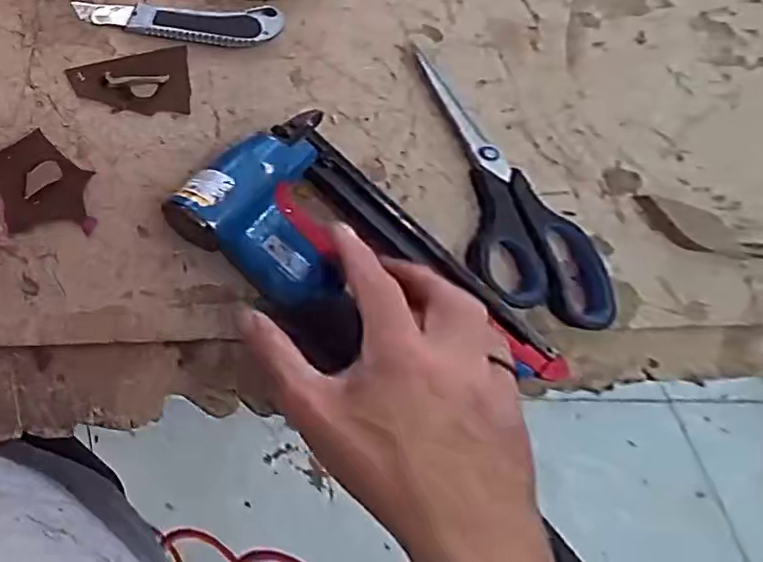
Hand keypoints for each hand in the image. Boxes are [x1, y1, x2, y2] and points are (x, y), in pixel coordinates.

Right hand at [240, 224, 548, 561]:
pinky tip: (454, 364)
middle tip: (386, 271)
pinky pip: (496, 361)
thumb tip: (249, 317)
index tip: (340, 231)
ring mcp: (490, 385)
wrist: (470, 542)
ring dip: (447, 304)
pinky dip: (471, 344)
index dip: (354, 249)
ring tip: (421, 309)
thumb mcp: (315, 414)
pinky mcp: (513, 415)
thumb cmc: (388, 473)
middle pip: (444, 292)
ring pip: (479, 323)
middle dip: (413, 271)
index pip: (376, 281)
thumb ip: (279, 359)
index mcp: (402, 350)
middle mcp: (452, 356)